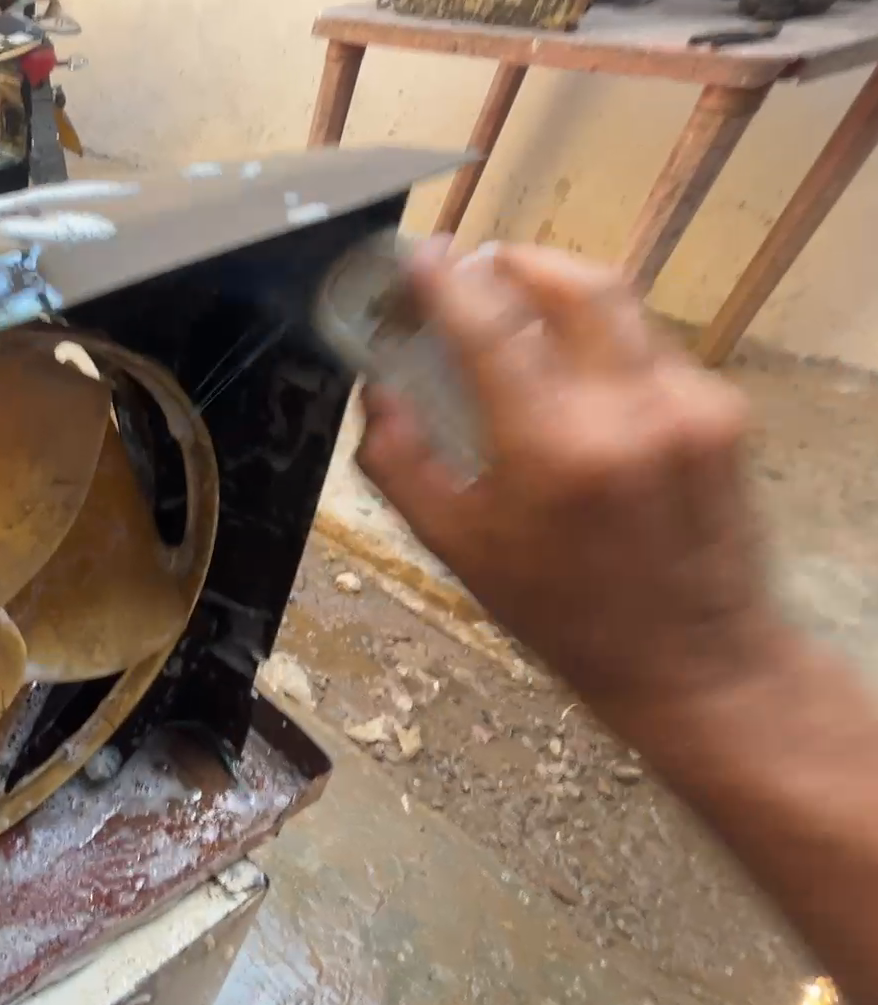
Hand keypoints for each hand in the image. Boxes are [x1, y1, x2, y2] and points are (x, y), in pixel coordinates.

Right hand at [356, 240, 789, 740]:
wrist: (691, 654)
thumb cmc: (548, 604)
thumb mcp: (447, 542)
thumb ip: (397, 461)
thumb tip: (376, 392)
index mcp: (554, 449)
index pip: (494, 335)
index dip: (448, 287)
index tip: (417, 255)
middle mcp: (635, 409)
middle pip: (582, 288)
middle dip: (515, 263)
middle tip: (465, 270)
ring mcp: (694, 404)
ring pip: (619, 310)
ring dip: (552, 295)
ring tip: (502, 311)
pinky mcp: (723, 411)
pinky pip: (643, 348)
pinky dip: (589, 339)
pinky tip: (558, 372)